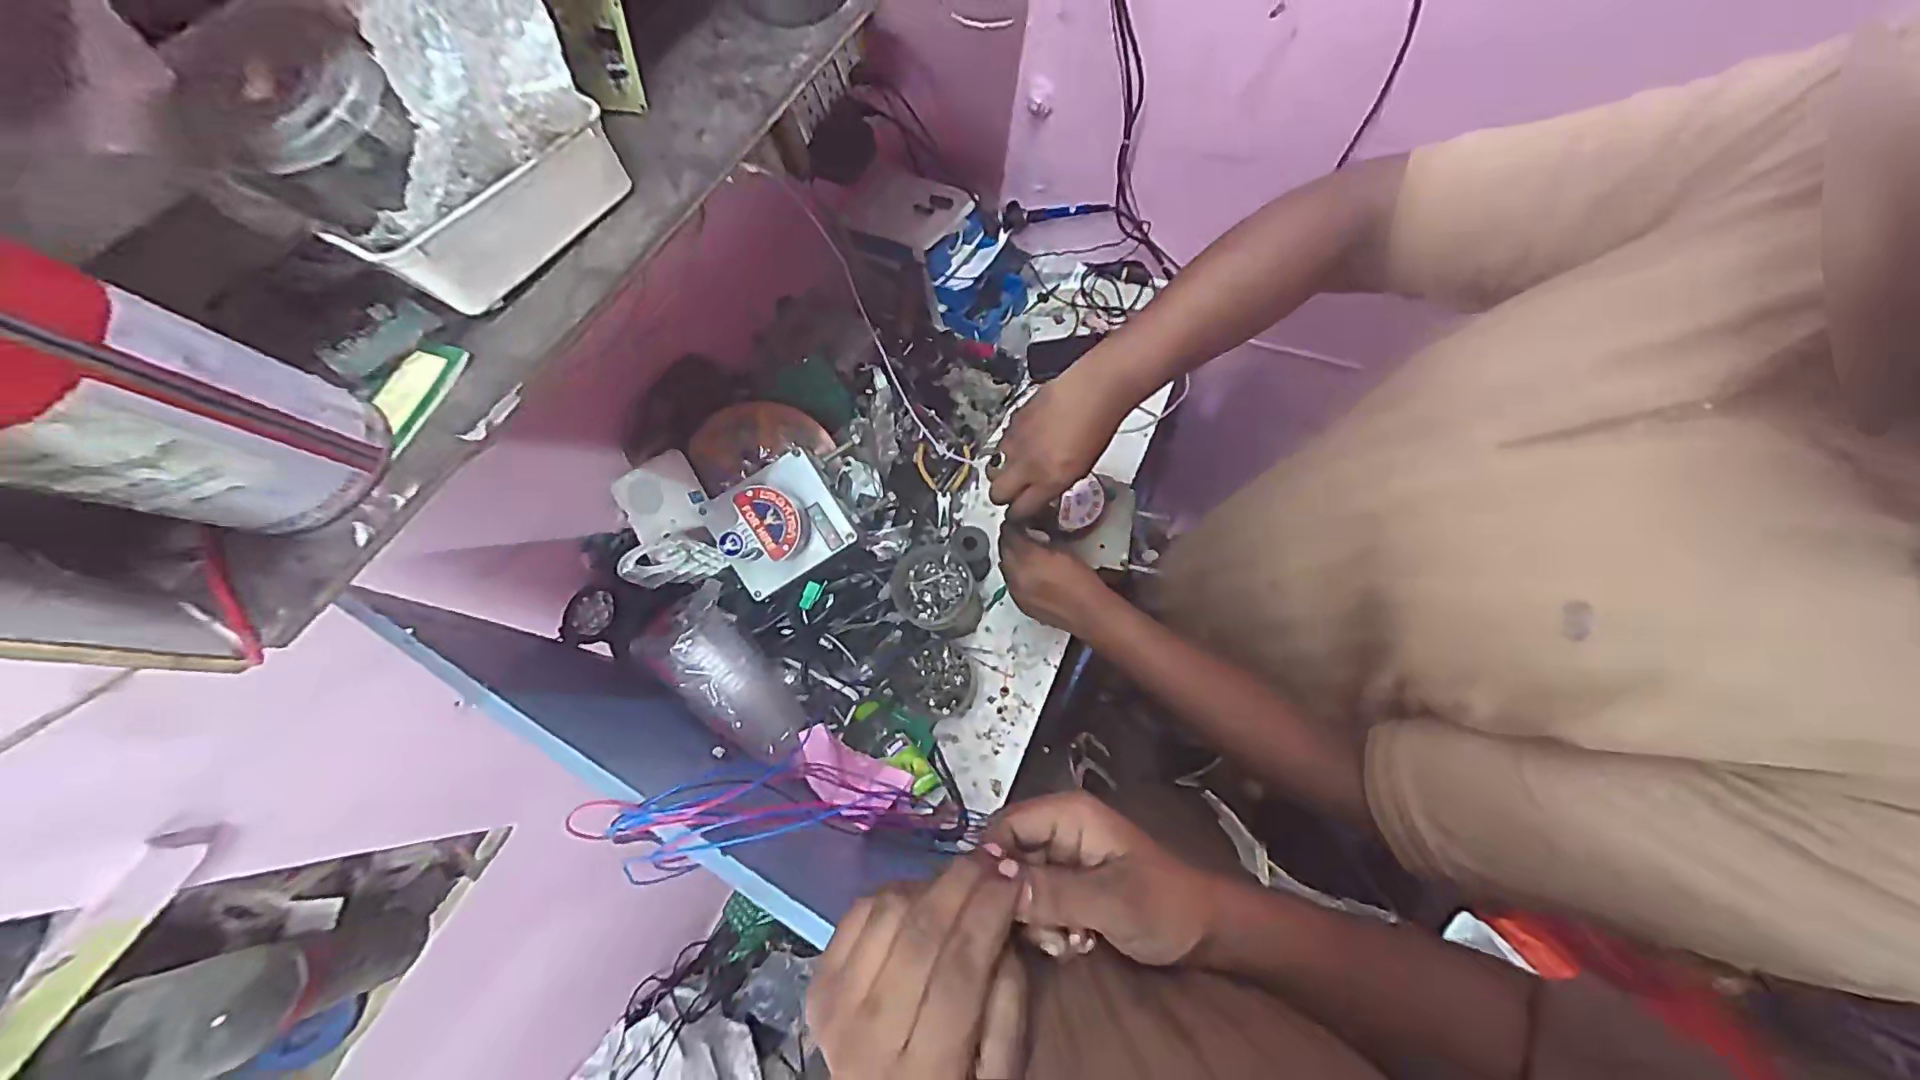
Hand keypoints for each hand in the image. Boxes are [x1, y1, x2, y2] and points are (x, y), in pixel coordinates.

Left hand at [807, 857, 1020, 1079]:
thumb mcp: (999, 1066)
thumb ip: (1009, 997)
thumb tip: (1004, 915)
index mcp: (926, 1072)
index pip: (960, 971)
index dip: (988, 912)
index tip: (1013, 873)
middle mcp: (869, 1039)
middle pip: (920, 935)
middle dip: (963, 883)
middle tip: (993, 856)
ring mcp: (836, 1007)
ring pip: (888, 912)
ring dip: (932, 884)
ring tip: (964, 879)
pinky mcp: (818, 983)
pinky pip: (860, 910)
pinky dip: (897, 891)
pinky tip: (923, 895)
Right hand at [983, 792, 1220, 966]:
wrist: (1205, 933)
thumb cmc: (1164, 905)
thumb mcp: (1109, 901)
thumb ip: (1051, 891)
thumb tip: (994, 881)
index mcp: (1068, 814)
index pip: (1004, 825)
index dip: (993, 863)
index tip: (996, 907)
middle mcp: (1058, 829)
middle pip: (1008, 857)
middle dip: (1019, 900)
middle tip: (1047, 934)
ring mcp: (1062, 857)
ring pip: (1019, 884)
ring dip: (1036, 919)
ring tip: (1068, 943)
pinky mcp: (1067, 883)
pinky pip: (1036, 900)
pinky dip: (1047, 925)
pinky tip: (1073, 944)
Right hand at [989, 368, 1133, 520]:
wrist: (1094, 390)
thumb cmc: (1098, 427)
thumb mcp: (1082, 469)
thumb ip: (1056, 483)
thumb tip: (1043, 491)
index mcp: (1048, 481)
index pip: (1019, 511)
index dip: (1019, 514)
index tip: (1021, 511)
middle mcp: (1027, 466)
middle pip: (997, 494)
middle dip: (1003, 495)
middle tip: (1015, 489)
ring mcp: (1016, 443)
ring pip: (996, 465)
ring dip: (1006, 467)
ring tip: (1023, 459)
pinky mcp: (1012, 422)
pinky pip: (1004, 440)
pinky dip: (1012, 443)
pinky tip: (1029, 436)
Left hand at [997, 526, 1118, 638]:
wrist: (1088, 612)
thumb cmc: (1080, 579)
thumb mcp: (1061, 550)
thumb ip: (1040, 541)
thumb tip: (1030, 536)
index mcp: (1025, 558)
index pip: (1009, 535)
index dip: (1013, 525)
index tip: (1018, 521)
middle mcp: (1014, 576)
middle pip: (1004, 552)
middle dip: (1010, 542)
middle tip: (1020, 534)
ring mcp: (1016, 592)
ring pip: (1006, 568)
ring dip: (1012, 558)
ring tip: (1025, 553)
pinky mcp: (1021, 605)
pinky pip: (1012, 584)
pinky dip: (1016, 574)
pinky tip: (1029, 573)